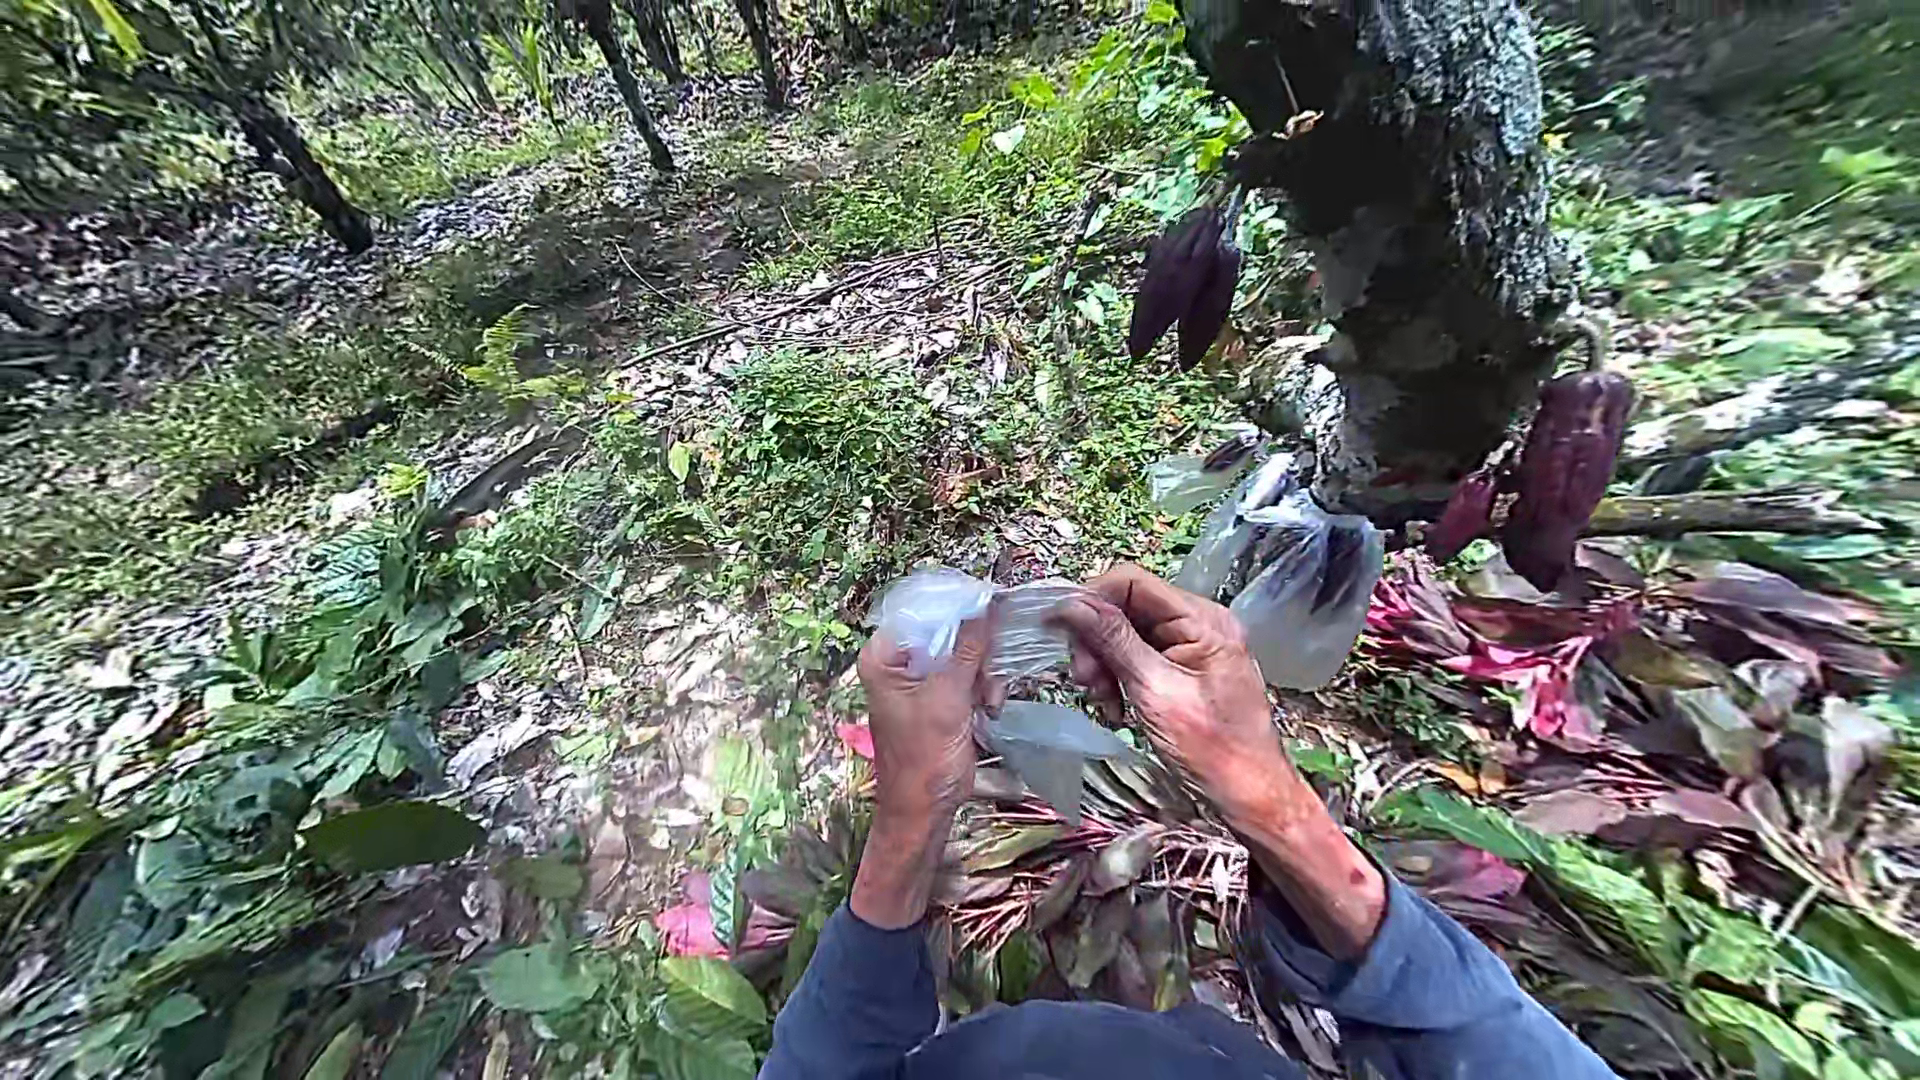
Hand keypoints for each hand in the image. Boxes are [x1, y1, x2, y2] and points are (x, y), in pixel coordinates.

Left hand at [850, 613, 997, 928]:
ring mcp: (920, 678)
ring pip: (963, 652)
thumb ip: (968, 647)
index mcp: (884, 655)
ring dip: (983, 674)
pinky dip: (982, 688)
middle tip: (988, 677)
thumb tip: (986, 602)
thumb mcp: (947, 696)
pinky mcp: (939, 694)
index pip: (922, 611)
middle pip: (946, 630)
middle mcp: (898, 661)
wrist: (926, 809)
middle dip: (975, 654)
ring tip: (989, 702)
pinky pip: (967, 673)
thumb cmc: (925, 755)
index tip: (991, 603)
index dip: (958, 607)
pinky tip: (989, 709)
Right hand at [1054, 563, 1384, 956]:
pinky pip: (1136, 654)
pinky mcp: (1182, 665)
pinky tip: (1115, 705)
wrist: (1252, 798)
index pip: (1131, 582)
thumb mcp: (1155, 691)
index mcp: (1201, 620)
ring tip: (1102, 700)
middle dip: (1096, 640)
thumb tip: (1071, 603)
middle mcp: (1197, 621)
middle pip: (1125, 607)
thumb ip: (1113, 641)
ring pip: (1125, 632)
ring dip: (1103, 662)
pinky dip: (1117, 676)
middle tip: (1085, 681)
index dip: (1091, 599)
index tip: (1059, 629)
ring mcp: (1191, 643)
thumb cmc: (1212, 749)